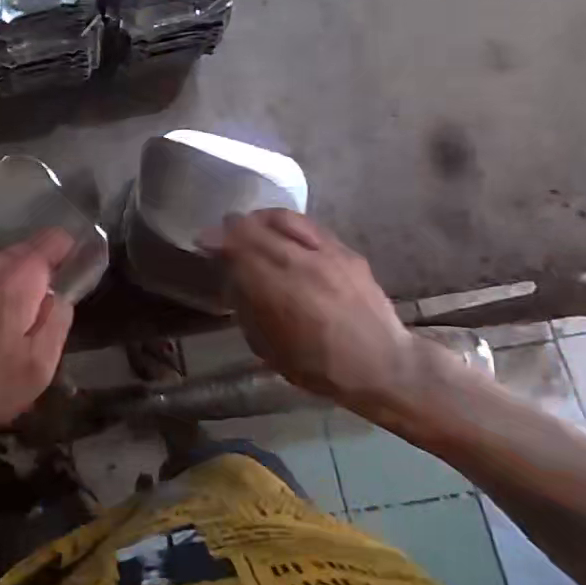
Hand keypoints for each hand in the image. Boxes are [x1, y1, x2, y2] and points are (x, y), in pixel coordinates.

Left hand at [0, 228, 76, 448]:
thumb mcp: (40, 363)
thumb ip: (58, 319)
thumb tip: (62, 292)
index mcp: (15, 281)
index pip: (53, 240)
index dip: (73, 250)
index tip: (83, 271)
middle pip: (31, 248)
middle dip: (50, 264)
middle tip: (63, 297)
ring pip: (10, 260)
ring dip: (28, 276)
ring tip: (38, 309)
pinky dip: (7, 283)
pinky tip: (10, 313)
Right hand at [218, 210, 467, 424]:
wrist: (382, 365)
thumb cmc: (317, 365)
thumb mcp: (267, 345)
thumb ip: (247, 306)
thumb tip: (234, 278)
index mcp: (276, 289)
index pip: (237, 247)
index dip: (216, 240)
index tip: (203, 241)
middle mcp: (300, 263)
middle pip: (256, 228)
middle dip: (233, 227)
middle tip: (222, 233)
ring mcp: (327, 253)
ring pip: (284, 218)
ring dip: (260, 219)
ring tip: (250, 226)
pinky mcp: (347, 252)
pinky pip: (309, 226)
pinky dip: (288, 225)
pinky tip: (283, 234)